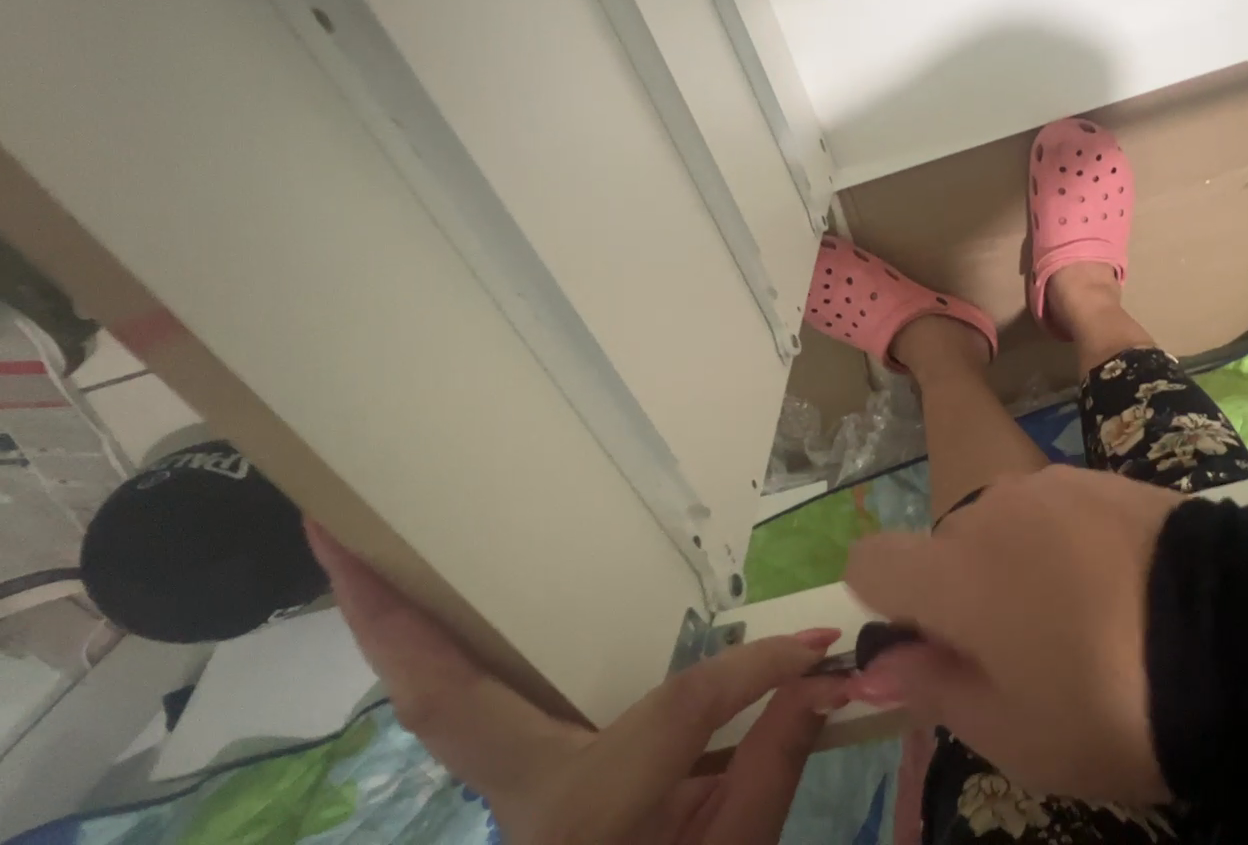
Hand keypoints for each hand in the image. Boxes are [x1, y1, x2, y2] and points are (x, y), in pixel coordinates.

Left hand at [307, 523, 846, 843]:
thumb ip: (777, 752)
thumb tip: (823, 668)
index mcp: (593, 813)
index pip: (684, 704)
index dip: (759, 668)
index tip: (819, 646)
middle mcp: (523, 793)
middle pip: (437, 697)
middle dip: (383, 611)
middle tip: (334, 523)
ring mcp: (505, 786)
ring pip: (430, 701)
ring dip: (388, 625)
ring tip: (356, 544)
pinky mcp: (513, 775)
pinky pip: (458, 707)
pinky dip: (431, 651)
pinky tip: (433, 603)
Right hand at [843, 465, 1183, 802]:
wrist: (1238, 638)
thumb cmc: (1110, 705)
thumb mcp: (1013, 732)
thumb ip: (932, 688)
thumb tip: (882, 664)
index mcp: (951, 573)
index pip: (870, 562)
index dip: (889, 604)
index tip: (934, 642)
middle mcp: (988, 511)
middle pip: (944, 546)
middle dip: (962, 590)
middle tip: (1024, 649)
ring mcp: (1049, 485)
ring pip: (1003, 526)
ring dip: (1017, 563)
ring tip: (1084, 615)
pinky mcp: (1102, 475)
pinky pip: (1055, 510)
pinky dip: (1065, 542)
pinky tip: (1119, 583)